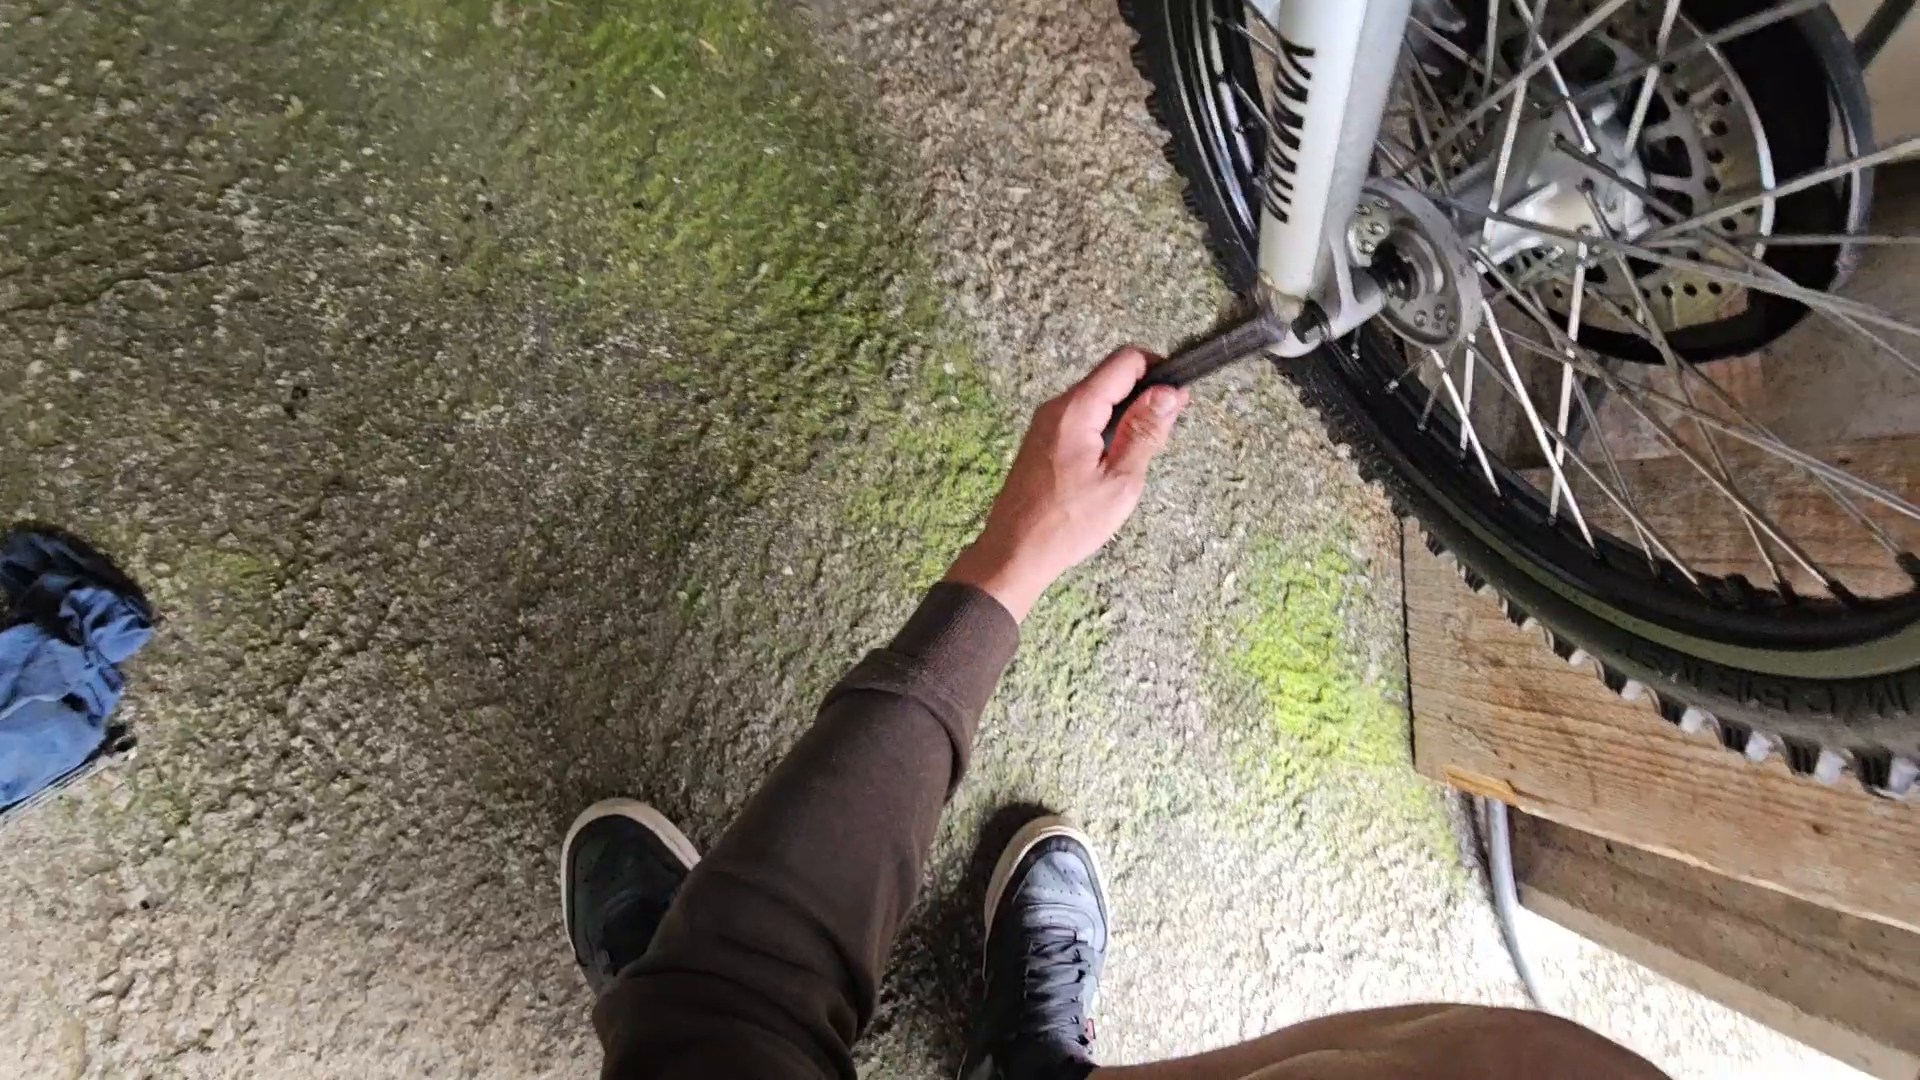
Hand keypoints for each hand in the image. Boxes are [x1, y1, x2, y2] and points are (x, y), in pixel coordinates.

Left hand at [945, 346, 1188, 621]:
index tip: (1176, 400)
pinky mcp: (1041, 443)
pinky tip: (1110, 466)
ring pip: (1096, 401)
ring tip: (1134, 460)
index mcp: (1075, 410)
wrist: (1014, 552)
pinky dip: (1103, 433)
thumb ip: (1145, 432)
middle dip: (1143, 398)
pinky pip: (1080, 421)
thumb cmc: (1064, 525)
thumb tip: (1168, 394)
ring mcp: (1045, 425)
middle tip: (1160, 437)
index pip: (1125, 361)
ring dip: (1124, 418)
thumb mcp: (1120, 480)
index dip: (1159, 372)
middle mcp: (1055, 409)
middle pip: (1110, 378)